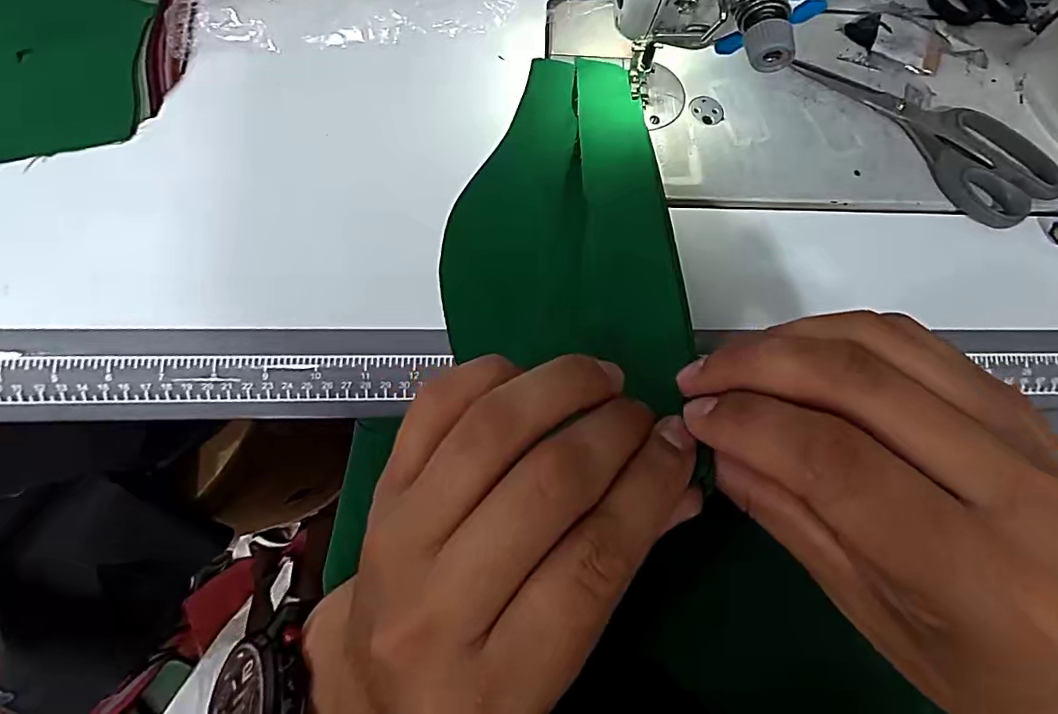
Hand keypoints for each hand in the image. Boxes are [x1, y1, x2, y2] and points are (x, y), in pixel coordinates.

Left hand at [305, 354, 701, 713]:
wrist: (376, 694)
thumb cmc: (483, 685)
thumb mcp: (559, 661)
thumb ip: (622, 564)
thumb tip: (680, 482)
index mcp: (499, 679)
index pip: (593, 560)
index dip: (649, 485)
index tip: (676, 443)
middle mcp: (437, 608)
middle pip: (545, 485)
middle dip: (612, 431)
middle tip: (641, 413)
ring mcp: (399, 540)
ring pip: (488, 432)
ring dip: (558, 388)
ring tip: (600, 379)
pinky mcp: (380, 492)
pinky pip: (434, 408)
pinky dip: (489, 375)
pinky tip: (528, 376)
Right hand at [677, 312, 1057, 713]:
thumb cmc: (961, 661)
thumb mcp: (860, 610)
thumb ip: (786, 515)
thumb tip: (718, 441)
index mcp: (985, 575)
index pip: (841, 465)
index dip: (753, 424)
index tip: (697, 414)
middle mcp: (1022, 490)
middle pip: (861, 384)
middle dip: (760, 365)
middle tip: (702, 375)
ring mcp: (1026, 432)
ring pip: (883, 341)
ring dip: (792, 337)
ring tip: (738, 357)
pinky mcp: (1014, 398)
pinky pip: (909, 337)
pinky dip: (837, 330)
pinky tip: (795, 348)